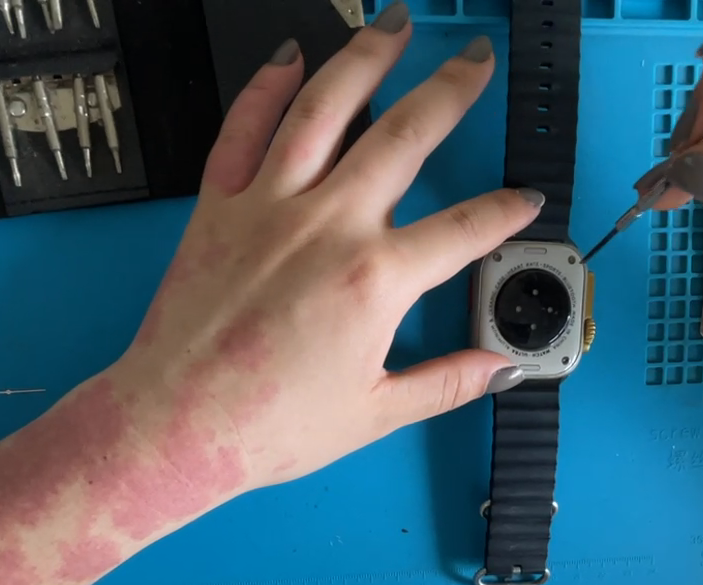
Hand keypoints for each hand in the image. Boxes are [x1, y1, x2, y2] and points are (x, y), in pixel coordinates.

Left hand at [104, 9, 540, 502]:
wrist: (178, 425)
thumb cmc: (268, 426)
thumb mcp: (375, 414)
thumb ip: (448, 383)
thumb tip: (501, 369)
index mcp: (374, 281)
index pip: (464, 229)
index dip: (505, 212)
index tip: (523, 201)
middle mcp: (326, 227)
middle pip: (405, 135)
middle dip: (451, 90)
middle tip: (473, 61)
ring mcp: (269, 207)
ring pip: (326, 106)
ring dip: (366, 58)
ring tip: (393, 28)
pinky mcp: (218, 207)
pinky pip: (244, 127)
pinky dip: (265, 86)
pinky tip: (287, 60)